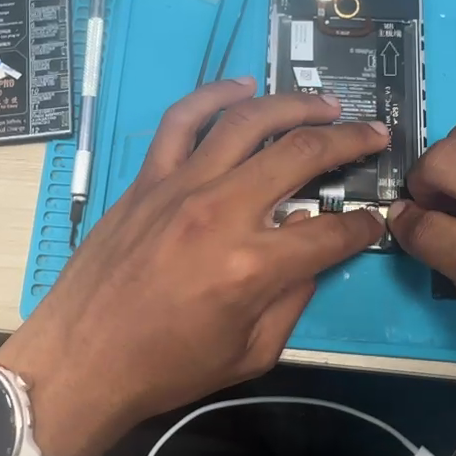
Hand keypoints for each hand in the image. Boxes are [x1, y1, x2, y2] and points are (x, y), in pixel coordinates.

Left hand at [0, 79, 389, 455]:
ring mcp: (180, 186)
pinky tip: (243, 87)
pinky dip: (214, 96)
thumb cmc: (166, 368)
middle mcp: (222, 212)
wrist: (80, 361)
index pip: (331, 231)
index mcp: (253, 266)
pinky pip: (182, 121)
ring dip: (295, 105)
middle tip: (375, 135)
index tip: (374, 219)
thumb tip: (312, 248)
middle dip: (350, 142)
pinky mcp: (147, 178)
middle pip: (301, 156)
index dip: (363, 225)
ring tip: (325, 104)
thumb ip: (293, 298)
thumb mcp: (250, 353)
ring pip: (247, 123)